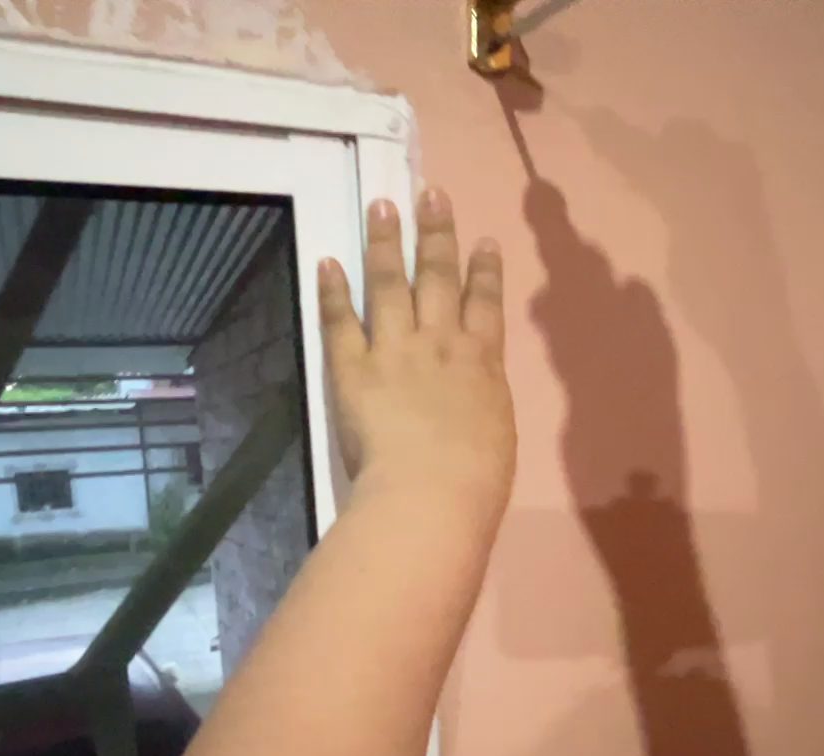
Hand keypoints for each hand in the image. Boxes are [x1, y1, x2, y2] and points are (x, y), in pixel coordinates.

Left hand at [319, 190, 515, 521]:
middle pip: (439, 278)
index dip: (484, 270)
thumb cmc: (476, 482)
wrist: (432, 494)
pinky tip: (328, 262)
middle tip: (430, 193)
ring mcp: (395, 351)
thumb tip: (472, 402)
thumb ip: (482, 407)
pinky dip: (333, 291)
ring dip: (386, 243)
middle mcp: (441, 344)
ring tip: (381, 206)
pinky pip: (341, 322)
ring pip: (391, 285)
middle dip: (436, 234)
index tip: (482, 240)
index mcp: (482, 364)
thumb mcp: (496, 436)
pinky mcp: (354, 369)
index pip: (485, 305)